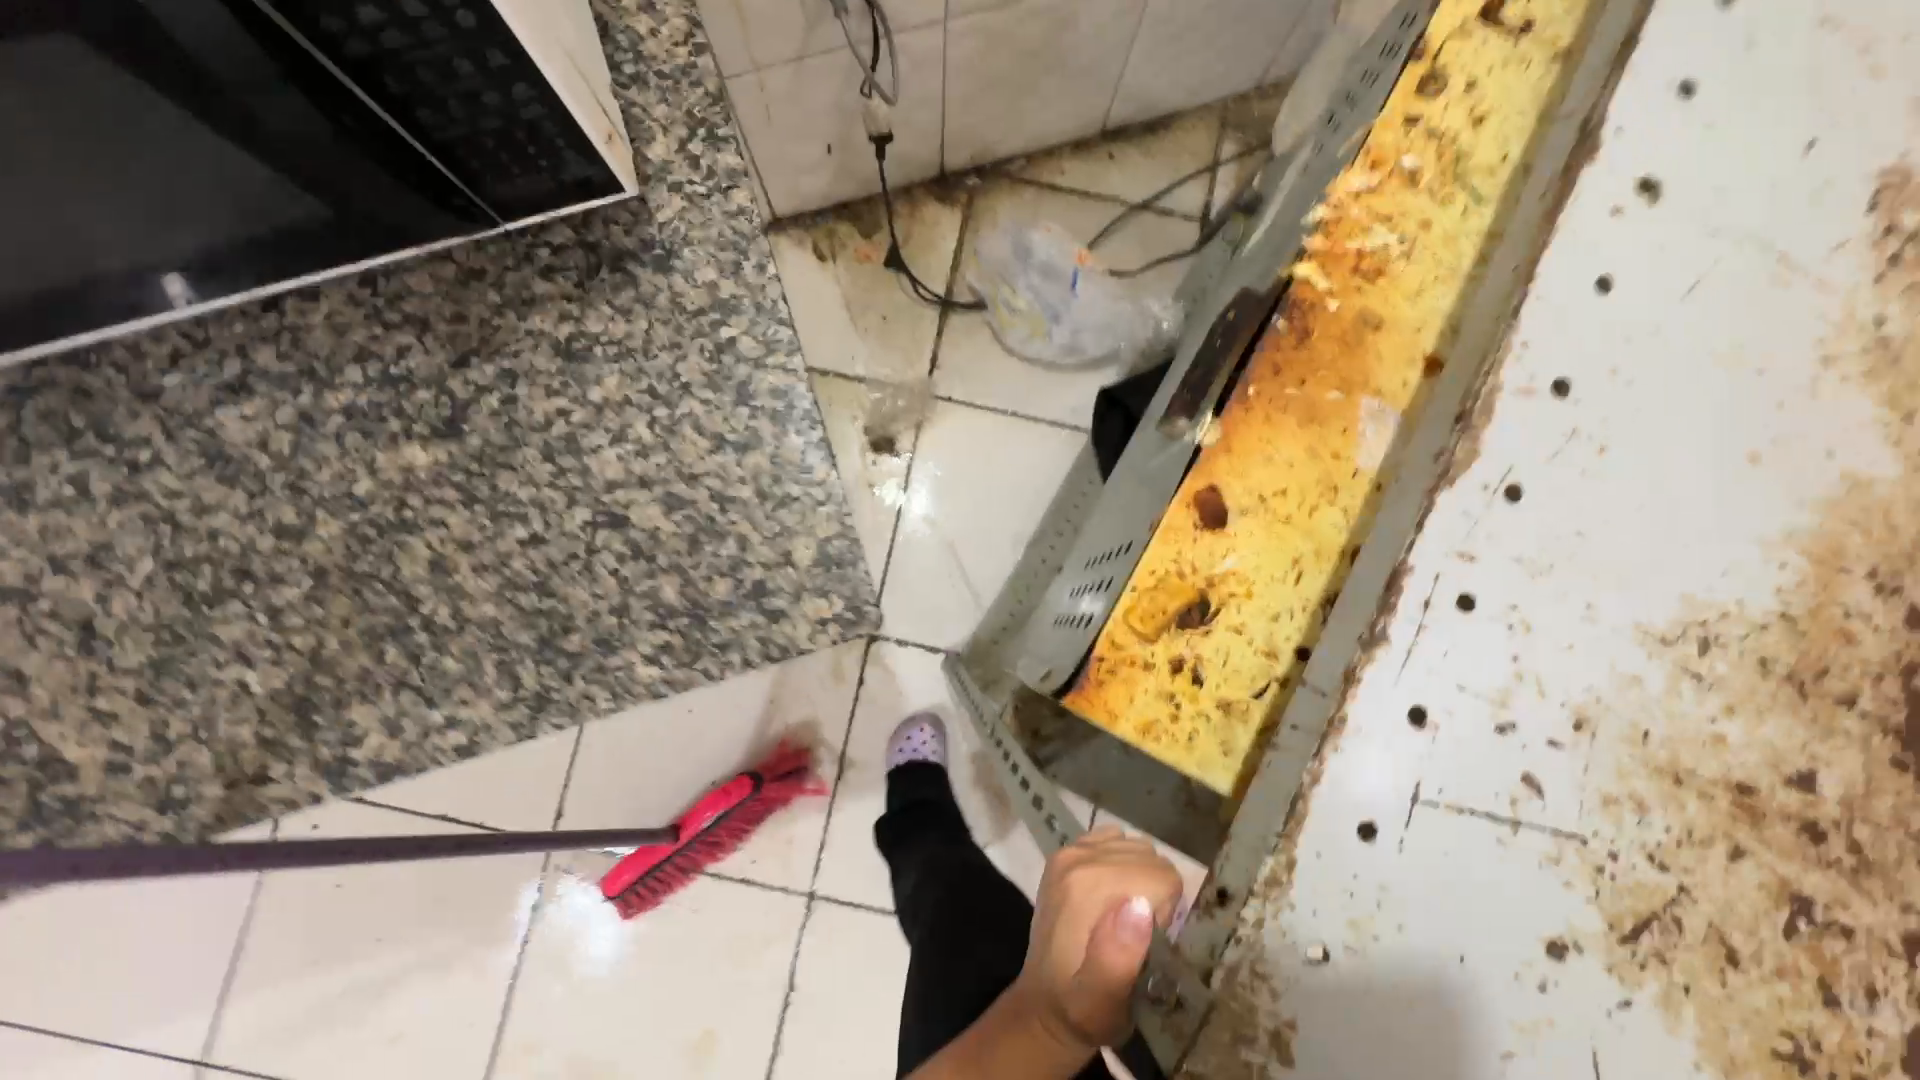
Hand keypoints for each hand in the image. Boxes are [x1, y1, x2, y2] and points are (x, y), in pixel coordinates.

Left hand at [1008, 826, 1184, 1054]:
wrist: (1044, 1006)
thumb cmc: (1082, 1010)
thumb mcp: (1104, 1002)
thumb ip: (1120, 958)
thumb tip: (1141, 907)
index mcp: (1088, 887)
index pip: (1164, 877)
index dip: (1166, 913)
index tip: (1147, 942)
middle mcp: (1077, 858)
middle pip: (1151, 857)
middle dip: (1156, 894)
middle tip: (1136, 934)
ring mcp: (1069, 851)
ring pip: (1138, 847)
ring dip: (1142, 878)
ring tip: (1125, 916)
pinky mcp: (1066, 854)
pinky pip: (1115, 839)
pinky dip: (1125, 863)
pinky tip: (1114, 896)